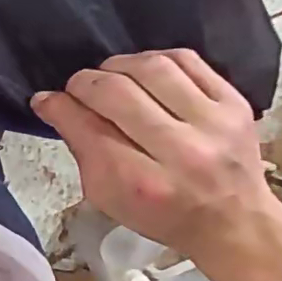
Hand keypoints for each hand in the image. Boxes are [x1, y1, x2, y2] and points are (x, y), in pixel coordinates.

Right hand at [30, 50, 281, 276]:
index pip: (89, 129)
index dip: (59, 106)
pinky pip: (186, 59)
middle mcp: (182, 151)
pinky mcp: (234, 102)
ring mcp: (214, 123)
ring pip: (151, 67)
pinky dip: (153, 59)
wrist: (234, 221)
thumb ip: (81, 148)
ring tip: (108, 77)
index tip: (47, 99)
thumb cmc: (162, 213)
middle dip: (84, 83)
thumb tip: (50, 101)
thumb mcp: (109, 196)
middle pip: (116, 93)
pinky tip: (141, 72)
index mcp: (144, 184)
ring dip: (117, 66)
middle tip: (76, 88)